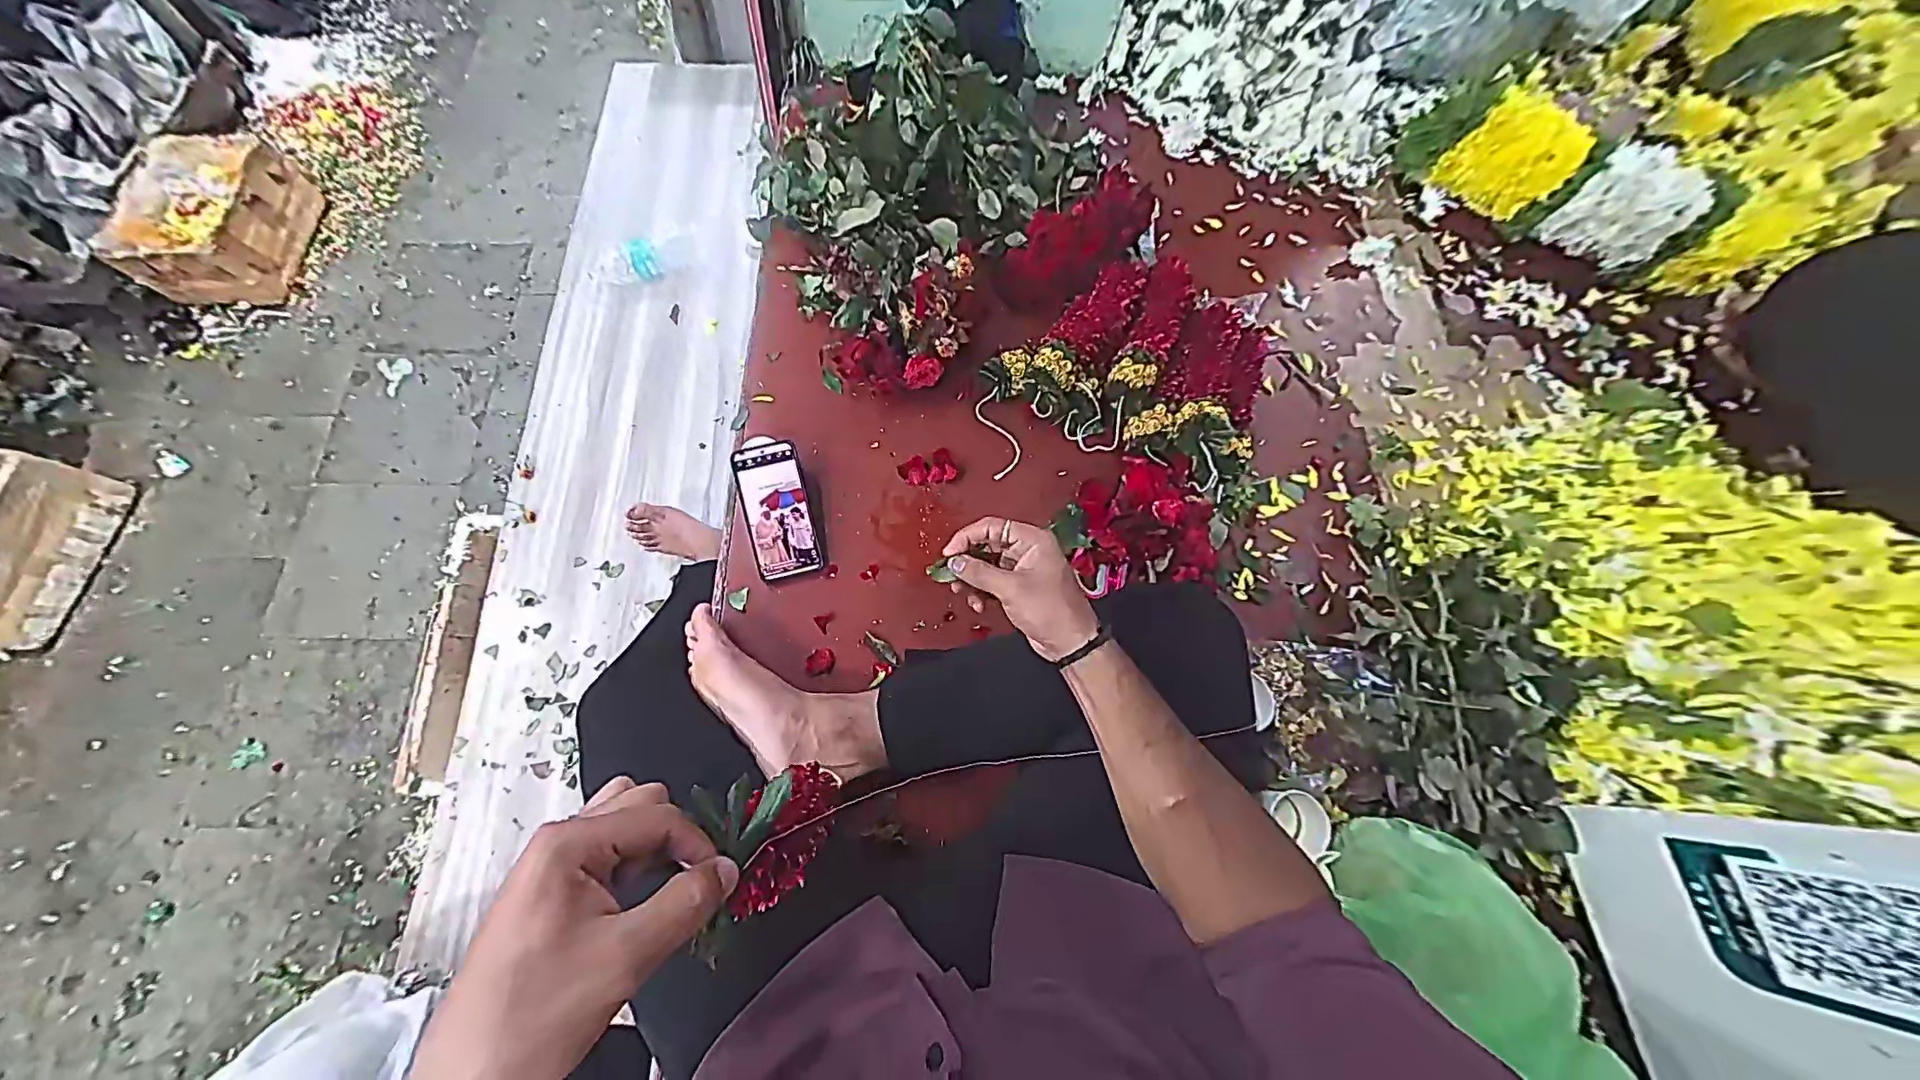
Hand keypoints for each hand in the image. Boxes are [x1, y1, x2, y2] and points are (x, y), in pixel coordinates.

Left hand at [411, 778, 738, 1079]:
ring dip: (655, 849)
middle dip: (675, 839)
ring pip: (624, 827)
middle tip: (693, 881)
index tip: (716, 880)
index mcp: (567, 843)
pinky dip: (635, 868)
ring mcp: (550, 866)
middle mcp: (556, 843)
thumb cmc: (533, 1017)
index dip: (697, 844)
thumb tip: (726, 870)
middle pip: (640, 805)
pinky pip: (608, 856)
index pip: (659, 815)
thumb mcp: (626, 956)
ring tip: (665, 892)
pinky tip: (639, 906)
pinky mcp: (551, 892)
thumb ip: (687, 903)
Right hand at [942, 517, 1100, 661]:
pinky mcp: (1019, 586)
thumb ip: (979, 573)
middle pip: (988, 545)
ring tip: (963, 591)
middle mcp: (1028, 550)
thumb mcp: (1011, 589)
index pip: (992, 527)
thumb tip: (955, 562)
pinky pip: (993, 581)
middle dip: (968, 561)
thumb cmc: (1053, 611)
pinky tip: (978, 603)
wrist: (1070, 642)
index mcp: (1033, 540)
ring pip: (987, 565)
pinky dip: (982, 590)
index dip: (967, 537)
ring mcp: (1024, 569)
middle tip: (951, 573)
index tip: (949, 553)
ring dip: (972, 579)